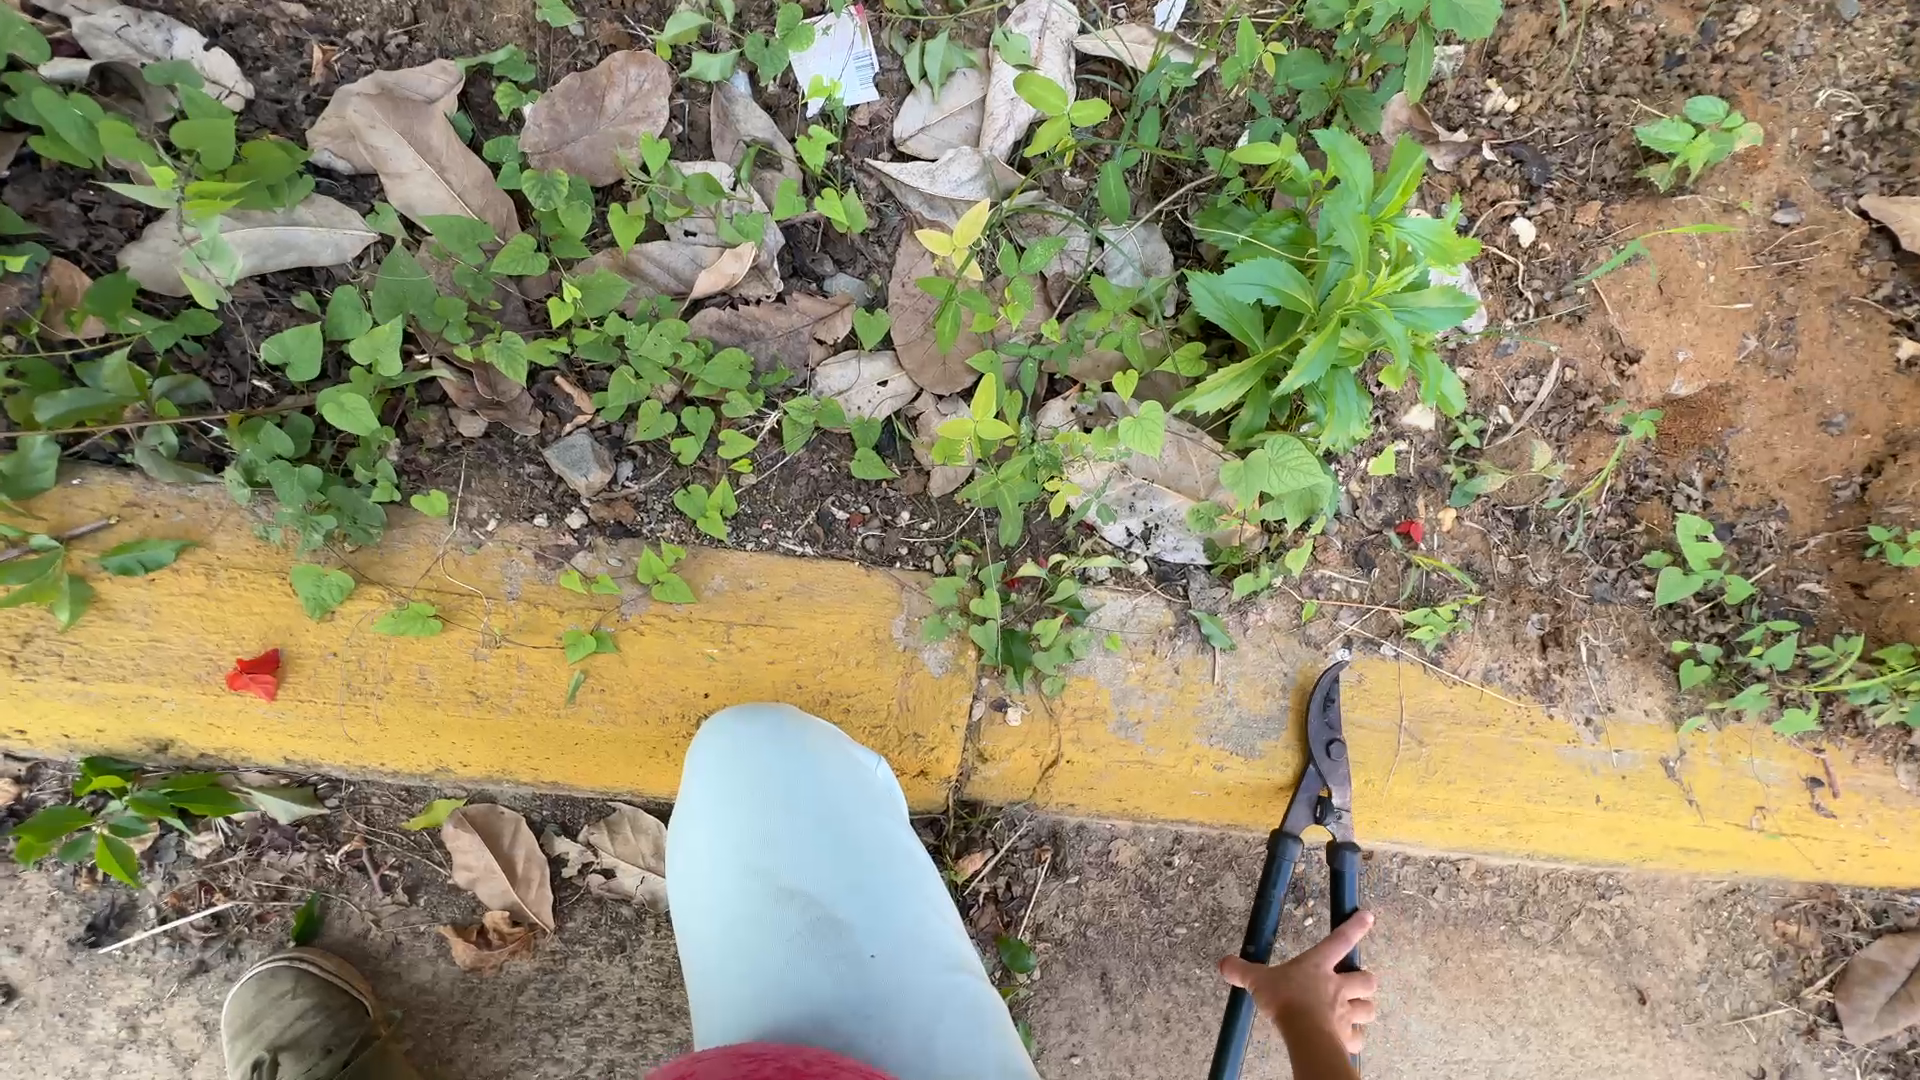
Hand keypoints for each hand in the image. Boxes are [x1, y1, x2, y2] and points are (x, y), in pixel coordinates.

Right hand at [1218, 910, 1377, 1055]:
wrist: (1306, 1036)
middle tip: (1354, 982)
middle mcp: (1337, 986)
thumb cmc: (1285, 1001)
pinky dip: (1356, 1036)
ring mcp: (1346, 1013)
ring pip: (1369, 1008)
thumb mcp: (1257, 981)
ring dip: (1364, 1007)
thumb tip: (1223, 963)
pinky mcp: (1348, 1037)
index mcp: (1317, 965)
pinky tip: (1346, 1036)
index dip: (1355, 926)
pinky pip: (1359, 1037)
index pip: (1340, 940)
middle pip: (1367, 979)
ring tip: (1354, 1009)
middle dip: (1364, 980)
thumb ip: (1241, 970)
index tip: (1368, 915)